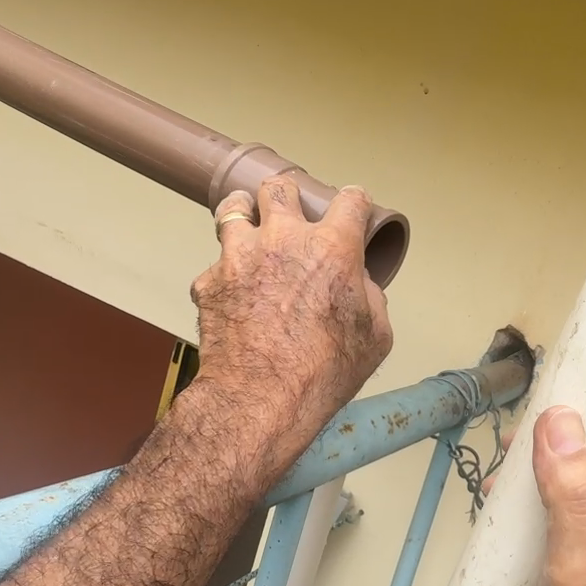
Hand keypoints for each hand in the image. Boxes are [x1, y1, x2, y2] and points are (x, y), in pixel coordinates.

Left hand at [190, 175, 393, 438]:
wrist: (261, 398)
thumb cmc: (323, 372)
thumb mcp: (376, 337)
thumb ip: (370, 298)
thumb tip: (358, 284)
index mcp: (333, 249)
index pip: (350, 200)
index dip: (355, 202)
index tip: (353, 208)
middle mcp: (284, 240)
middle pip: (281, 187)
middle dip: (288, 197)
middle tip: (292, 216)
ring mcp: (240, 256)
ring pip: (234, 208)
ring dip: (245, 215)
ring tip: (250, 229)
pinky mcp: (209, 280)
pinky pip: (216, 264)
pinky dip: (226, 273)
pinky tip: (235, 292)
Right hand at [529, 395, 585, 585]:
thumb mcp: (575, 563)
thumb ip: (572, 492)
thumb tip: (562, 421)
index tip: (582, 368)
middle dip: (576, 420)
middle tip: (529, 426)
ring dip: (556, 454)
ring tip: (512, 464)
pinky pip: (583, 490)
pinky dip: (551, 484)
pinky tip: (514, 499)